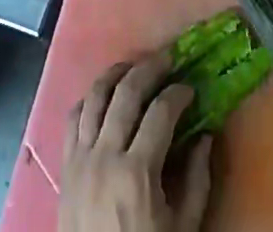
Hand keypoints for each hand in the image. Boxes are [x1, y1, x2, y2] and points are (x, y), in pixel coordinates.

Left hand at [59, 55, 211, 231]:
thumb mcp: (182, 228)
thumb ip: (198, 180)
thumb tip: (206, 136)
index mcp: (137, 174)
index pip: (160, 113)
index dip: (178, 93)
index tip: (190, 89)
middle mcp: (105, 156)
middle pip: (126, 93)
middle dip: (150, 68)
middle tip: (168, 59)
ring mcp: (80, 158)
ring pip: (95, 96)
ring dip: (116, 74)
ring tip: (135, 65)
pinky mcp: (65, 165)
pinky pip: (73, 117)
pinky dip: (90, 98)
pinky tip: (104, 95)